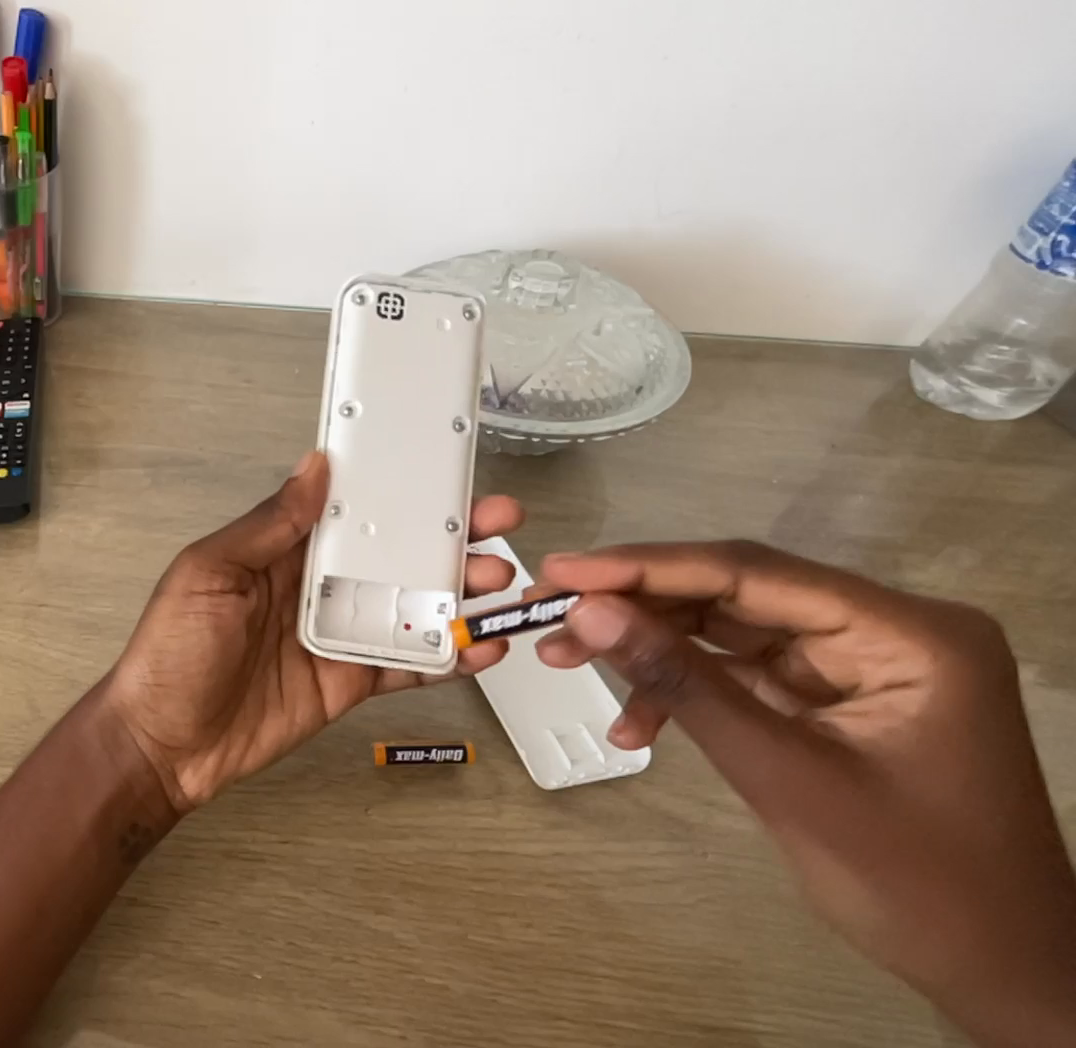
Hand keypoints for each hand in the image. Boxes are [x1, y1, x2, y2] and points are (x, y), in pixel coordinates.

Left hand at [100, 451, 522, 814]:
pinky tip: (483, 649)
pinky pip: (404, 665)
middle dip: (446, 539)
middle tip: (499, 525)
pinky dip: (446, 658)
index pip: (351, 513)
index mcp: (281, 552)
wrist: (166, 742)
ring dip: (457, 593)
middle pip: (392, 556)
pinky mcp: (348, 683)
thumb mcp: (210, 574)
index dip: (397, 495)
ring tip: (501, 583)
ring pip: (409, 606)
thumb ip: (267, 525)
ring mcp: (336, 636)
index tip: (445, 477)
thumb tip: (315, 467)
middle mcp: (316, 588)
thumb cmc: (174, 649)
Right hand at [536, 541, 1075, 1046]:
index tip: (558, 571)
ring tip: (561, 658)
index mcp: (904, 633)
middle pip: (727, 592)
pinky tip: (631, 729)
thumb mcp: (782, 774)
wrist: (990, 969)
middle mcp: (876, 630)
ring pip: (717, 628)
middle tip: (544, 611)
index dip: (644, 566)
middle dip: (631, 605)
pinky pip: (728, 673)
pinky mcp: (819, 695)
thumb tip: (587, 611)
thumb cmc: (912, 879)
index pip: (751, 573)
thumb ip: (683, 683)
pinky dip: (675, 693)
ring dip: (641, 646)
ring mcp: (848, 663)